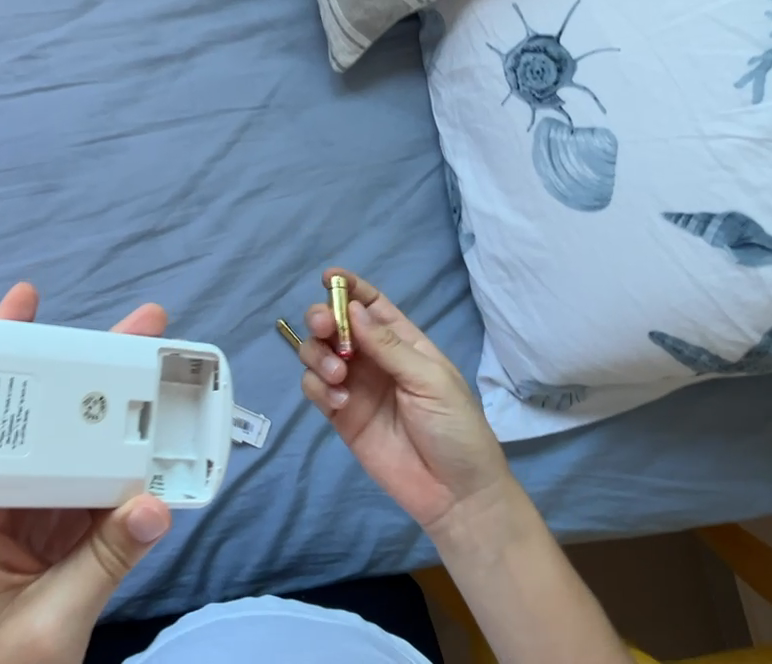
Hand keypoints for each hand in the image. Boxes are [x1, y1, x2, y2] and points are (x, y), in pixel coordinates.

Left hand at [0, 284, 174, 663]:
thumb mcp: (46, 626)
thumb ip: (102, 566)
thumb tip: (155, 506)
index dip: (6, 353)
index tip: (27, 302)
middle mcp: (0, 498)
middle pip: (47, 418)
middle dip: (91, 368)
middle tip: (141, 327)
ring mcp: (32, 515)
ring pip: (77, 448)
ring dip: (117, 412)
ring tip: (159, 369)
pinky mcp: (57, 535)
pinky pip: (96, 488)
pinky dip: (128, 464)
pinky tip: (159, 441)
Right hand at [295, 269, 511, 533]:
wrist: (456, 495)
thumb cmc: (456, 429)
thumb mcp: (430, 380)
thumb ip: (388, 346)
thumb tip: (353, 308)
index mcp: (402, 342)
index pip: (370, 304)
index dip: (349, 287)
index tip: (329, 277)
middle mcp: (373, 358)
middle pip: (335, 324)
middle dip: (323, 318)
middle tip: (325, 328)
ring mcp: (354, 385)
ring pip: (317, 352)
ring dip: (318, 354)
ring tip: (338, 374)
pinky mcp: (340, 415)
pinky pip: (315, 388)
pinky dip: (318, 386)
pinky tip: (339, 401)